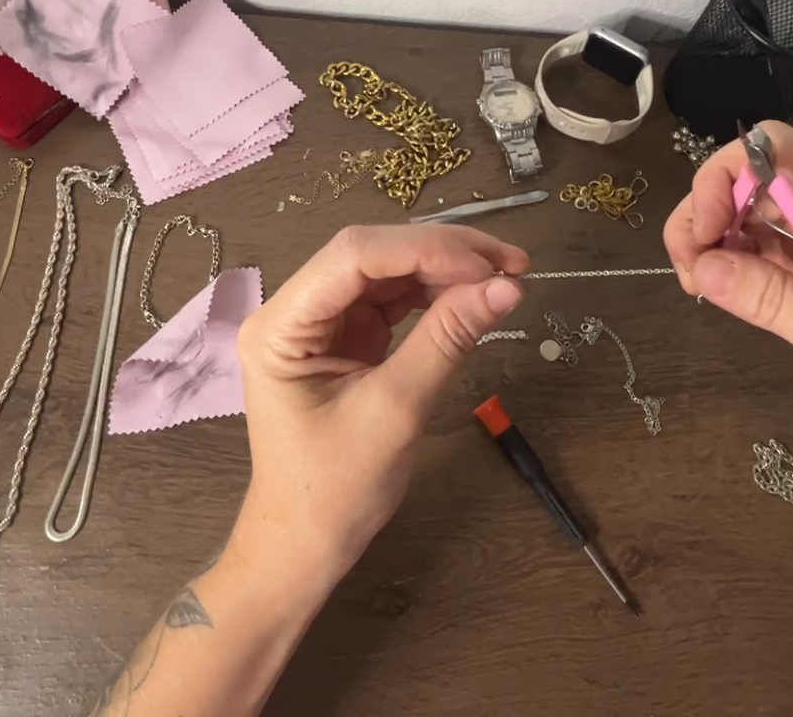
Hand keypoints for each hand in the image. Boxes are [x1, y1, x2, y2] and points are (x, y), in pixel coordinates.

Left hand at [233, 224, 526, 582]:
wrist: (307, 543)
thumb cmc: (336, 490)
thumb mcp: (396, 410)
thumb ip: (447, 340)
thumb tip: (507, 286)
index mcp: (283, 325)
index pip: (354, 256)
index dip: (426, 249)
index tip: (489, 264)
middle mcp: (295, 309)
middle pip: (372, 254)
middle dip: (442, 251)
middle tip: (510, 261)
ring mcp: (321, 320)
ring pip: (388, 270)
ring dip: (446, 268)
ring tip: (503, 274)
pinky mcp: (345, 335)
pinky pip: (393, 299)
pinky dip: (436, 294)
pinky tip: (473, 295)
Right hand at [662, 121, 792, 459]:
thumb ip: (778, 302)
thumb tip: (700, 265)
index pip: (782, 148)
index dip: (729, 175)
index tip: (704, 237)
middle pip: (761, 176)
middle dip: (710, 209)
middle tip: (689, 273)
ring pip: (762, 213)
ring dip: (719, 238)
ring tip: (699, 287)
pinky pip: (777, 251)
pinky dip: (741, 264)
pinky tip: (727, 292)